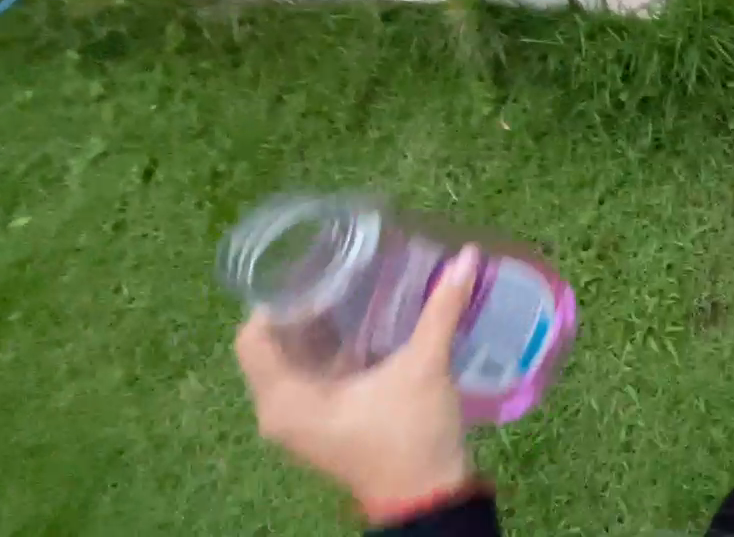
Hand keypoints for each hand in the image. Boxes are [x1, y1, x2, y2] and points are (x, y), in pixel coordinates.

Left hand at [236, 245, 479, 515]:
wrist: (426, 490)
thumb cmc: (410, 432)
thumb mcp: (426, 365)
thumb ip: (442, 309)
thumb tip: (466, 255)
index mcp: (286, 400)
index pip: (255, 338)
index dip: (280, 298)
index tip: (318, 264)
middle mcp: (284, 408)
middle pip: (278, 343)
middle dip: (311, 303)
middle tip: (348, 263)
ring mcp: (305, 416)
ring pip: (302, 356)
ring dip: (328, 321)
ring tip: (364, 281)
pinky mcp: (330, 417)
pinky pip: (322, 369)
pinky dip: (342, 341)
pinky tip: (377, 317)